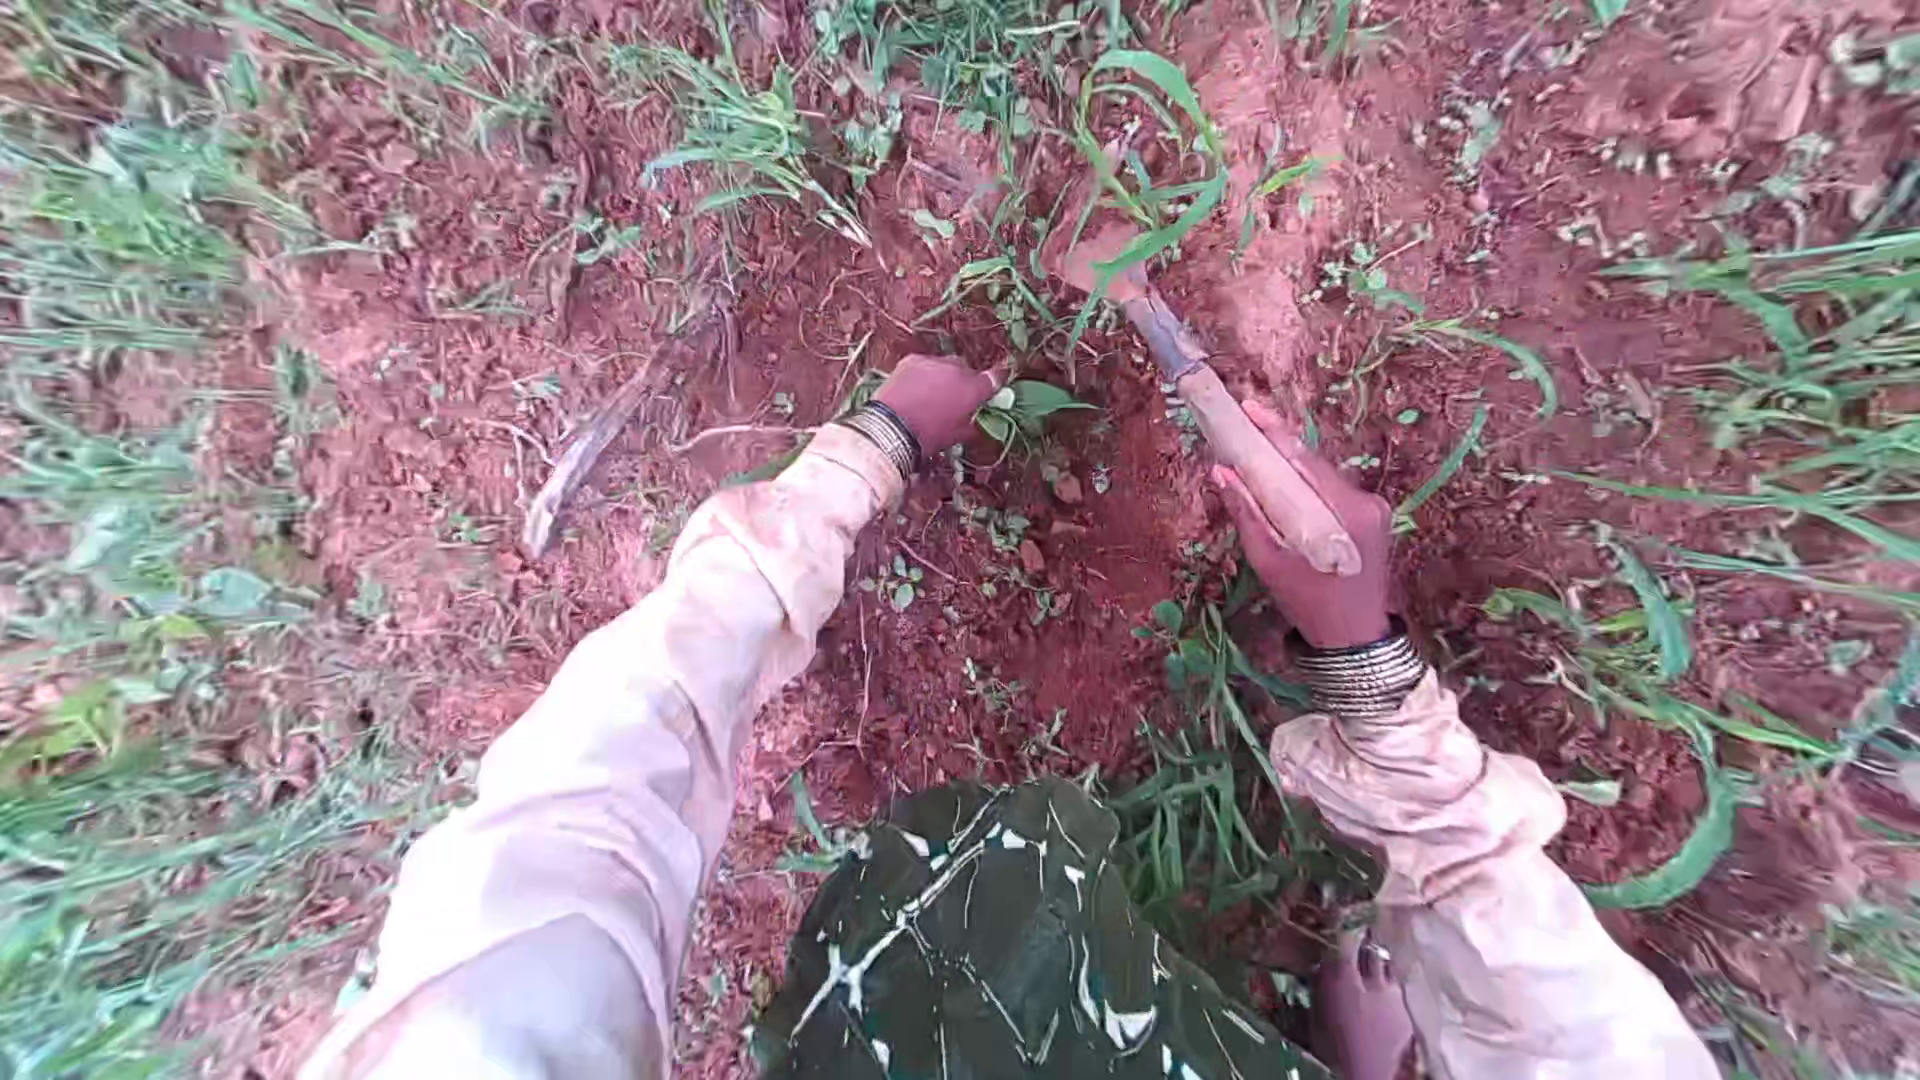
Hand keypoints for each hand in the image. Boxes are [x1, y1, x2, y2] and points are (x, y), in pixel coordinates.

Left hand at [872, 354, 1001, 452]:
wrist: (891, 427)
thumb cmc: (928, 437)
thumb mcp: (956, 437)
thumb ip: (972, 425)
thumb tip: (976, 423)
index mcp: (973, 389)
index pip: (995, 378)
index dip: (997, 381)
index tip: (995, 385)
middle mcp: (957, 370)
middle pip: (968, 371)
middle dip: (965, 382)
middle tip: (956, 398)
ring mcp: (934, 362)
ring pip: (945, 365)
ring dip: (944, 376)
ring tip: (933, 393)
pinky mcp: (912, 360)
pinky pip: (925, 365)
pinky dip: (924, 374)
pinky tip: (916, 388)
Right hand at [1210, 400, 1392, 648]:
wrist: (1353, 636)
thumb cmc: (1305, 600)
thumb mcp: (1268, 558)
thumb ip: (1247, 512)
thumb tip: (1221, 472)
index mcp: (1341, 510)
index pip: (1302, 458)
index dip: (1273, 431)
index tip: (1248, 408)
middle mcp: (1363, 501)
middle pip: (1313, 462)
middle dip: (1278, 443)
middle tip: (1245, 423)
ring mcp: (1372, 508)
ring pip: (1321, 476)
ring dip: (1289, 465)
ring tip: (1257, 454)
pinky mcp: (1372, 517)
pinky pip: (1329, 491)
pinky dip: (1303, 483)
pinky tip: (1282, 484)